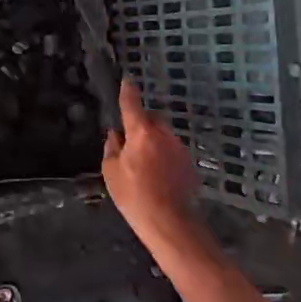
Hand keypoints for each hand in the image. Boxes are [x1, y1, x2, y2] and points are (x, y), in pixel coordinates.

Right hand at [102, 79, 199, 237]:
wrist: (171, 222)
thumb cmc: (135, 197)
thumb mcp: (111, 173)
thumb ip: (112, 148)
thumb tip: (115, 135)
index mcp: (142, 133)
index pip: (132, 104)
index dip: (127, 91)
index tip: (127, 79)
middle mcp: (164, 134)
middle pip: (151, 120)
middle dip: (141, 125)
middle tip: (128, 144)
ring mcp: (179, 148)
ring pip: (162, 136)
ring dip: (152, 142)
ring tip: (142, 166)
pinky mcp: (189, 162)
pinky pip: (171, 151)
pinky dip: (163, 156)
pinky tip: (156, 176)